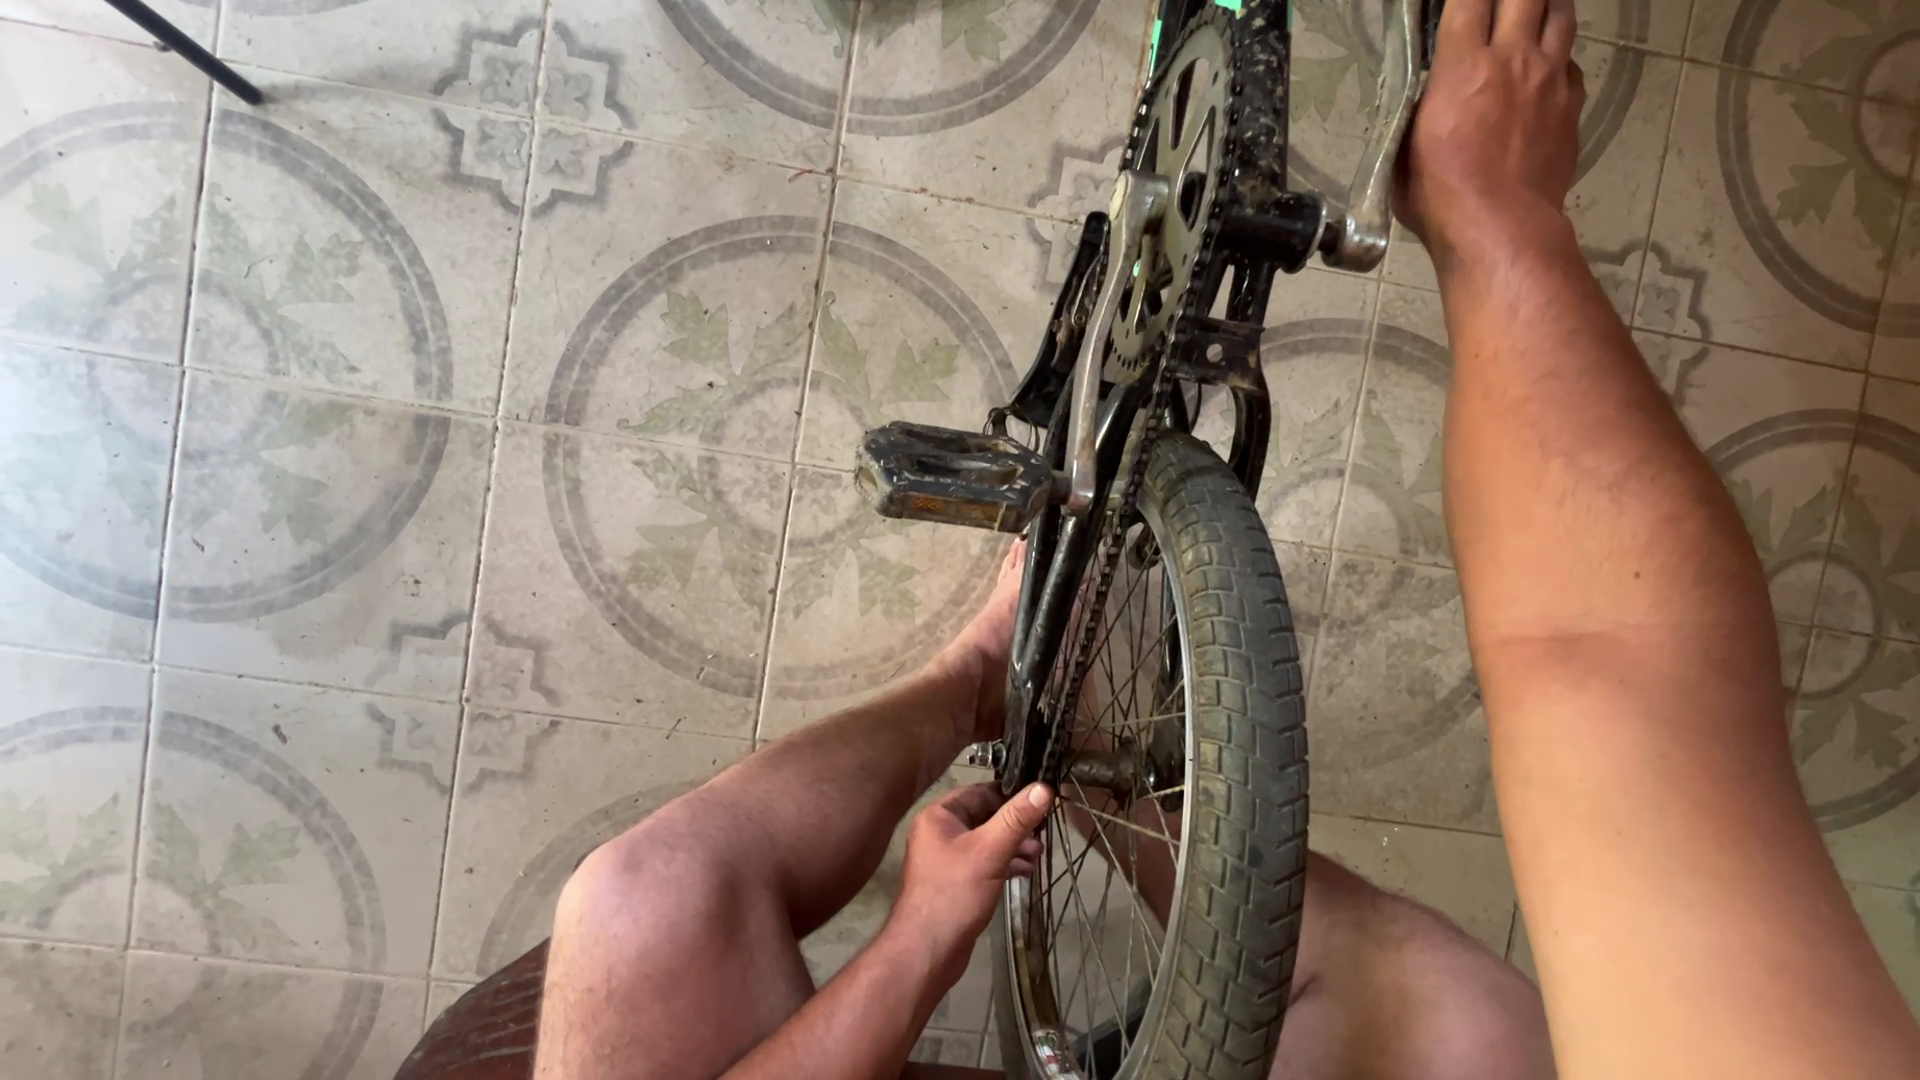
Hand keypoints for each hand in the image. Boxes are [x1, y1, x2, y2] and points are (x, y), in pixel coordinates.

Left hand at [887, 783, 1051, 989]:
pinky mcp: (957, 882)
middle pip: (986, 817)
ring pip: (988, 841)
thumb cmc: (955, 892)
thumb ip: (1016, 819)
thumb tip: (1043, 787)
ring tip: (1039, 855)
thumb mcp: (990, 851)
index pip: (981, 792)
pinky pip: (985, 863)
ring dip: (1014, 846)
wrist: (928, 952)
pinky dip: (1005, 863)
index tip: (1041, 799)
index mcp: (939, 816)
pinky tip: (1027, 870)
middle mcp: (941, 832)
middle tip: (1044, 833)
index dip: (1011, 794)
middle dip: (1016, 825)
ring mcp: (948, 859)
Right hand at [1398, 0, 1584, 267]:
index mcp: (1461, 70)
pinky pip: (1570, 59)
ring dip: (1543, 5)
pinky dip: (1557, 54)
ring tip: (1529, 10)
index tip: (1456, 0)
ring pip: (1561, 11)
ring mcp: (1549, 77)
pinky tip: (1543, 67)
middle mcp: (1512, 59)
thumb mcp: (1405, 154)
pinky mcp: (1572, 102)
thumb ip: (1417, 113)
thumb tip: (1421, 97)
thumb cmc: (1439, 198)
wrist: (1499, 226)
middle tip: (1494, 3)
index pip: (1468, 0)